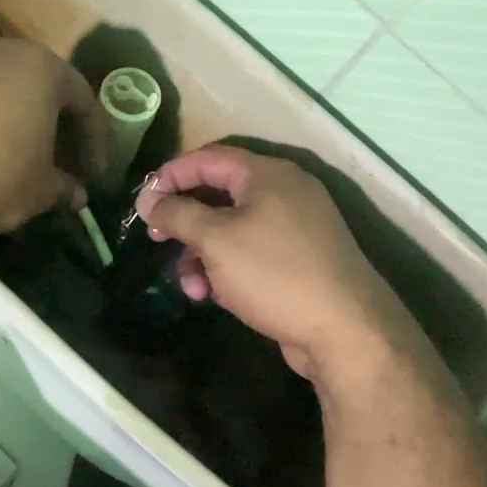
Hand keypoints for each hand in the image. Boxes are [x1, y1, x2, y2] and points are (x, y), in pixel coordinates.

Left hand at [0, 35, 98, 243]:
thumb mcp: (40, 192)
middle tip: (58, 161)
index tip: (94, 174)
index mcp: (40, 68)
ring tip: (15, 156)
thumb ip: (64, 187)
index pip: (82, 100)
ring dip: (12, 119)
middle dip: (53, 124)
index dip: (94, 140)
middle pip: (38, 85)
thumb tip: (76, 195)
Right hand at [134, 145, 420, 383]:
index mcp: (267, 175)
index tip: (143, 203)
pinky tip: (213, 296)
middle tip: (157, 241)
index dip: (170, 175)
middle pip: (218, 195)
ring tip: (190, 287)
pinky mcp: (297, 260)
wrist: (343, 328)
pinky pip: (249, 253)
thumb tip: (149, 200)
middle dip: (184, 222)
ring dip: (201, 255)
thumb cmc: (273, 273)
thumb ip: (177, 214)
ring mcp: (293, 228)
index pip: (208, 158)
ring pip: (230, 229)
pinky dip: (226, 269)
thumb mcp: (215, 239)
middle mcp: (284, 193)